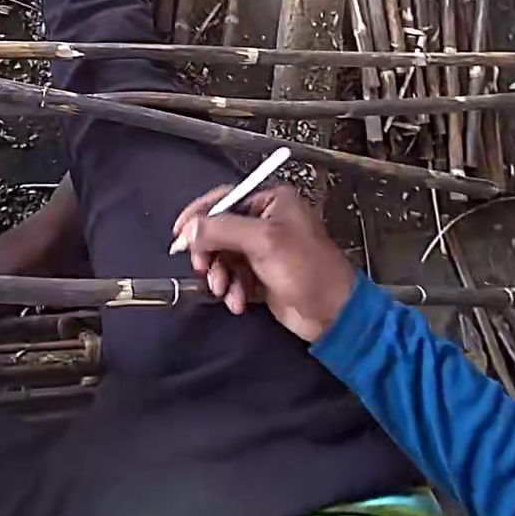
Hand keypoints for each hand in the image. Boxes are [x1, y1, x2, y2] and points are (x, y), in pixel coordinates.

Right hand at [169, 183, 357, 342]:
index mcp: (271, 201)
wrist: (335, 316)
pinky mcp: (262, 273)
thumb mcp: (262, 241)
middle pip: (219, 228)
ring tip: (223, 289)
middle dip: (209, 251)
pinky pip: (233, 274)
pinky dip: (231, 287)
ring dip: (219, 273)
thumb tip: (189, 229)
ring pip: (223, 254)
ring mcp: (264, 248)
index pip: (224, 199)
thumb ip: (221, 229)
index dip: (199, 215)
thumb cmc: (307, 270)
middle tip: (201, 266)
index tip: (180, 232)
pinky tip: (237, 300)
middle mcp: (266, 220)